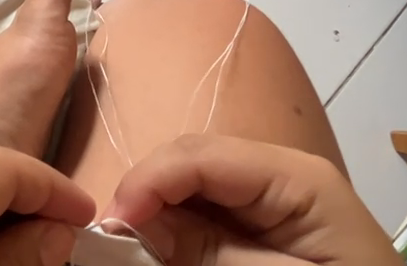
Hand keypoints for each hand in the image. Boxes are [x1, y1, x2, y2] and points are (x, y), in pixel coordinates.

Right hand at [106, 135, 400, 265]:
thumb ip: (208, 252)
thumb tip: (130, 222)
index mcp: (296, 177)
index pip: (199, 154)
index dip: (147, 181)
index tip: (110, 228)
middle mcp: (279, 174)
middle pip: (190, 166)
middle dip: (147, 198)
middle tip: (112, 244)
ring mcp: (272, 200)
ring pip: (190, 189)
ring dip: (157, 217)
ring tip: (131, 247)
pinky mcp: (266, 227)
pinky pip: (206, 215)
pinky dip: (178, 233)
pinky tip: (161, 250)